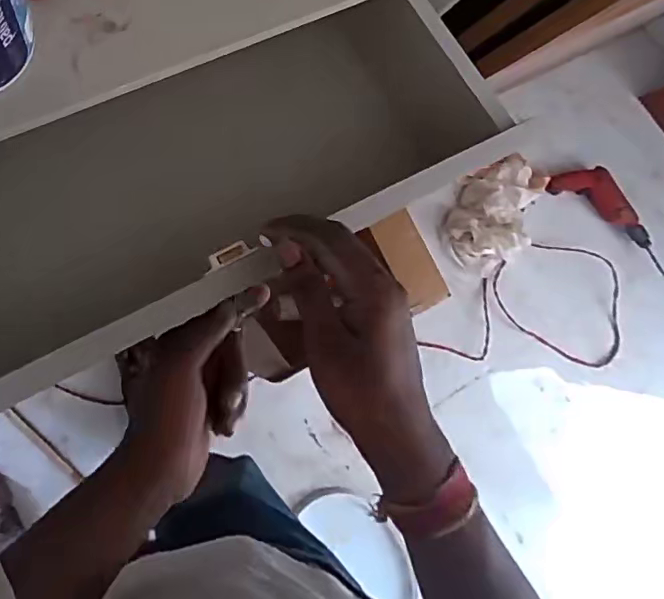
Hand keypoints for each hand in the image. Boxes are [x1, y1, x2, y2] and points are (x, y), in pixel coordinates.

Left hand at [117, 287, 266, 508]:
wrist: (163, 471)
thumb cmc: (167, 414)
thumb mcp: (183, 366)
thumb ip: (206, 331)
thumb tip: (230, 302)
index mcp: (174, 337)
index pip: (211, 312)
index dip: (235, 305)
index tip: (262, 293)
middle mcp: (186, 352)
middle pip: (230, 343)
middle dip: (233, 372)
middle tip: (225, 400)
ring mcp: (198, 377)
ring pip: (236, 370)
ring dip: (233, 396)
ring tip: (220, 418)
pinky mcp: (209, 400)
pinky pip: (235, 392)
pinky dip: (233, 410)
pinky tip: (220, 427)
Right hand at [264, 215, 453, 502]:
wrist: (399, 436)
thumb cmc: (359, 392)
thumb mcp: (324, 340)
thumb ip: (308, 289)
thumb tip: (289, 247)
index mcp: (373, 287)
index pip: (331, 238)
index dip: (295, 227)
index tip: (264, 230)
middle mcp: (385, 284)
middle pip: (341, 242)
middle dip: (303, 233)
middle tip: (268, 237)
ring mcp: (387, 299)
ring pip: (345, 259)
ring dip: (313, 252)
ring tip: (279, 259)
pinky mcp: (383, 314)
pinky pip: (350, 279)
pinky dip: (323, 274)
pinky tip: (302, 287)